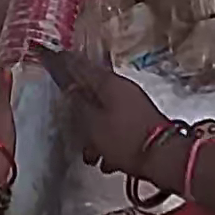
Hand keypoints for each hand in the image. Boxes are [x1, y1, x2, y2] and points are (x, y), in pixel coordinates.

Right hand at [59, 51, 170, 178]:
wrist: (166, 160)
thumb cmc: (124, 139)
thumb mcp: (92, 123)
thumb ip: (77, 103)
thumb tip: (69, 87)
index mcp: (107, 82)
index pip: (79, 65)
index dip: (62, 61)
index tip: (48, 54)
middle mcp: (121, 88)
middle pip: (91, 91)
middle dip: (78, 109)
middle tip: (67, 120)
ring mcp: (133, 104)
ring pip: (103, 112)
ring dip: (94, 132)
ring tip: (90, 155)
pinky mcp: (141, 122)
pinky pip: (117, 125)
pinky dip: (108, 139)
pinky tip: (106, 160)